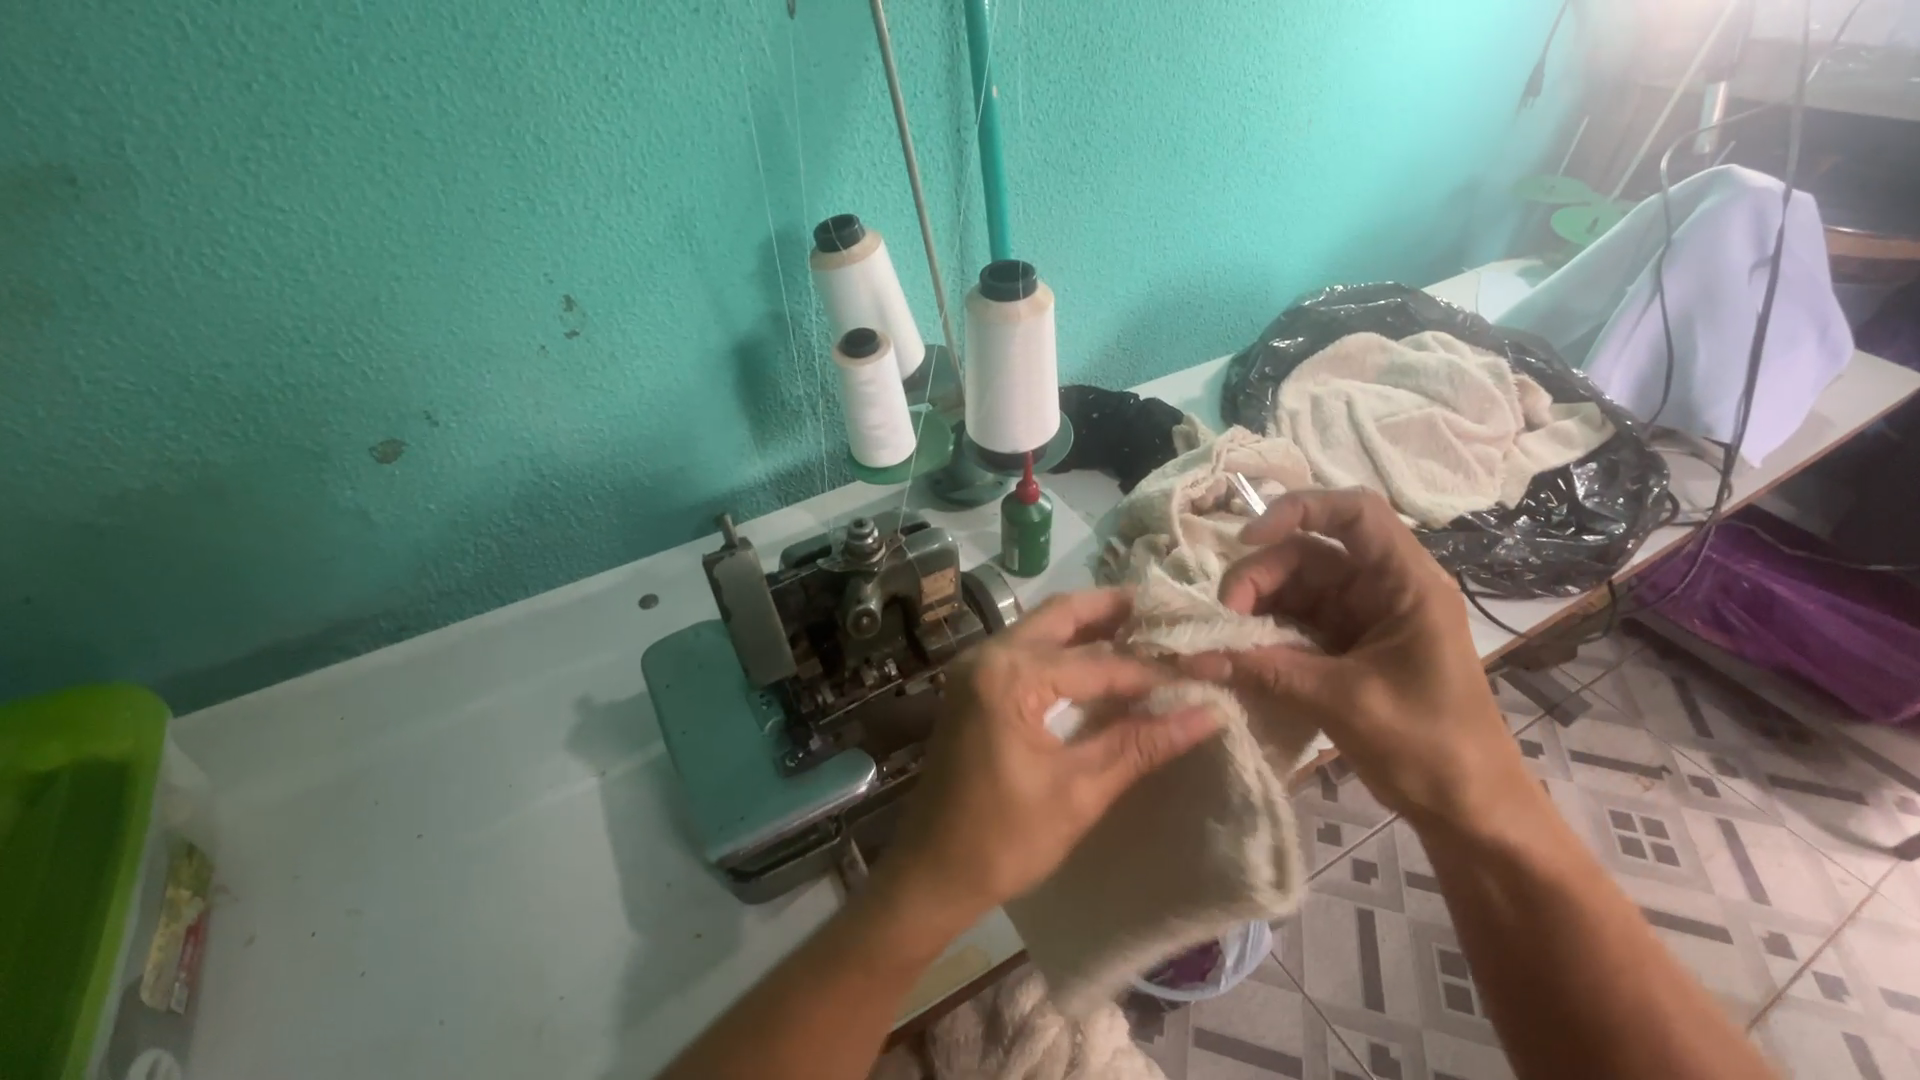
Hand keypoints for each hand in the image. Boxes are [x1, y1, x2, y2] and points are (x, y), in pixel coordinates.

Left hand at [878, 588, 1218, 925]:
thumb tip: (1209, 712)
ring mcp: (977, 667)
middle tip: (1176, 617)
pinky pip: (1030, 650)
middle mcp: (988, 655)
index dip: (1157, 670)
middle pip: (1065, 615)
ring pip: (1046, 627)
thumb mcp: (1079, 792)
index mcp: (1009, 676)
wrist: (932, 872)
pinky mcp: (976, 685)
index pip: (1099, 663)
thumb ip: (1141, 744)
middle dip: (1121, 612)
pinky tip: (1107, 664)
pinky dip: (1069, 649)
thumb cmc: (1003, 840)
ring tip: (1152, 633)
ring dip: (1095, 626)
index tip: (1209, 668)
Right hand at [1183, 490, 1534, 834]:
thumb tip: (1192, 658)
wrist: (1469, 808)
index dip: (1298, 509)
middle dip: (1260, 577)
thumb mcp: (1344, 701)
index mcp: (1407, 583)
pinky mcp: (1346, 647)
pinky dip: (1264, 635)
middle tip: (1224, 619)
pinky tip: (1237, 656)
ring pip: (1295, 588)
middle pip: (1309, 552)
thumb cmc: (1428, 744)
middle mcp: (1383, 588)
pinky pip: (1295, 624)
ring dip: (1256, 608)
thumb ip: (1266, 671)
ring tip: (1225, 642)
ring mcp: (1363, 618)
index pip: (1355, 512)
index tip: (1248, 539)